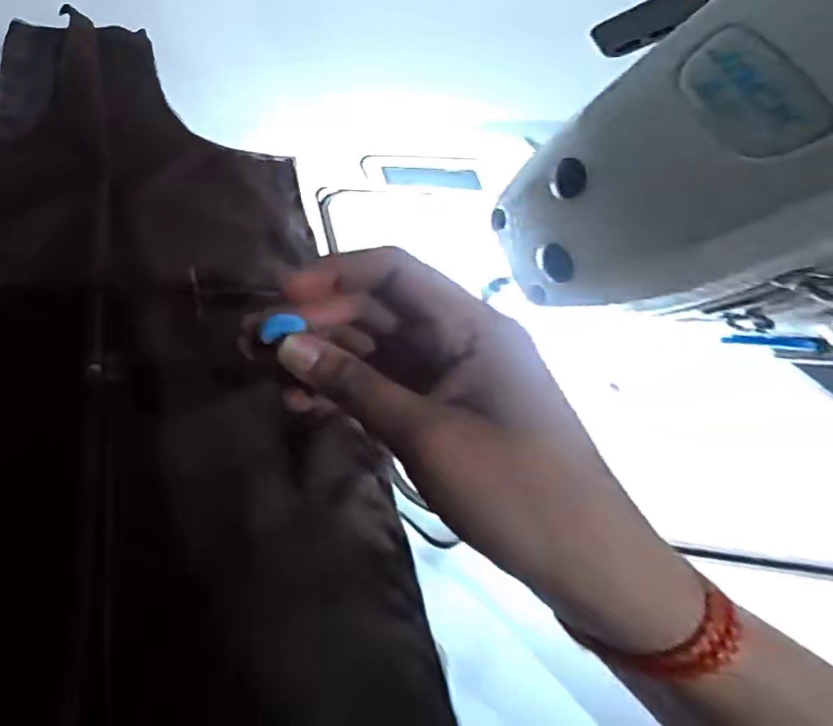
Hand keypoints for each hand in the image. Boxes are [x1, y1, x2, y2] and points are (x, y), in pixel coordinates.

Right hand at [262, 246, 704, 653]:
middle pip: (364, 308)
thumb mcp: (428, 435)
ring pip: (359, 345)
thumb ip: (352, 383)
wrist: (594, 575)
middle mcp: (452, 341)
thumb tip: (282, 343)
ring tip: (258, 366)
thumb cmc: (523, 493)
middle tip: (251, 339)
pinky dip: (330, 386)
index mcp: (471, 329)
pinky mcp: (426, 407)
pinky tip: (297, 401)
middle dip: (306, 319)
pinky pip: (366, 381)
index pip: (393, 270)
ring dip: (310, 353)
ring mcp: (438, 375)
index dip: (333, 273)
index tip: (282, 296)